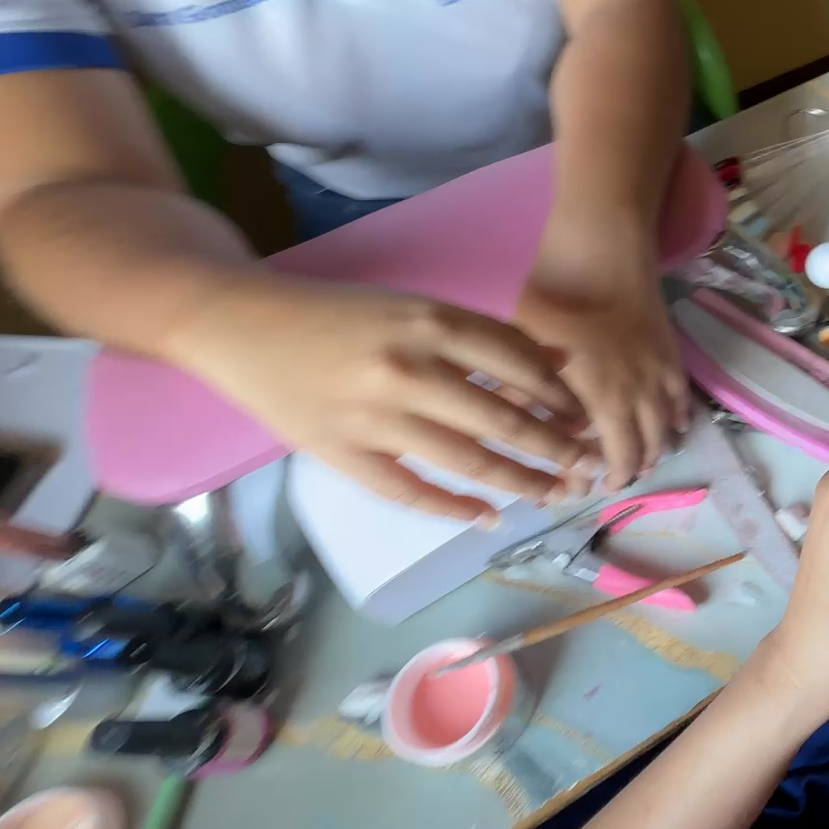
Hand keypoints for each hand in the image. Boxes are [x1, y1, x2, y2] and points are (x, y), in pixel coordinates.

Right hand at [169, 279, 591, 519]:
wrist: (238, 322)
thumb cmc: (347, 314)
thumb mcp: (425, 308)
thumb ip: (493, 336)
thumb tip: (565, 361)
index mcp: (434, 325)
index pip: (522, 368)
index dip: (563, 399)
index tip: (588, 420)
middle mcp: (409, 370)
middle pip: (504, 421)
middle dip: (557, 449)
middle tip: (590, 468)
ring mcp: (372, 417)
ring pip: (467, 461)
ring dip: (522, 483)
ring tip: (558, 494)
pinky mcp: (338, 453)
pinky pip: (408, 492)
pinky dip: (454, 509)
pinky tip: (490, 520)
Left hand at [517, 279, 688, 491]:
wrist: (607, 251)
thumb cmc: (561, 290)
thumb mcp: (527, 341)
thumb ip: (524, 385)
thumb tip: (517, 419)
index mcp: (604, 394)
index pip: (616, 452)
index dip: (611, 474)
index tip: (597, 488)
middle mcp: (639, 391)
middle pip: (646, 445)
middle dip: (635, 468)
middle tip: (619, 481)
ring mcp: (660, 372)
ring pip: (668, 425)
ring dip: (659, 447)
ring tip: (648, 461)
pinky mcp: (671, 353)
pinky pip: (682, 396)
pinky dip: (679, 416)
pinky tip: (676, 425)